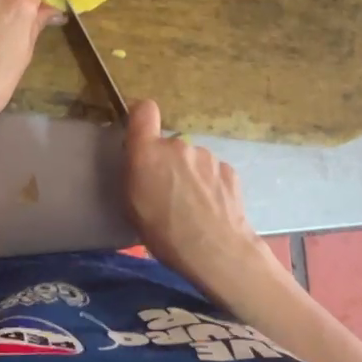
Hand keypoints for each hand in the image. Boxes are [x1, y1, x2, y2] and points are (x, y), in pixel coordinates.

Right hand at [124, 99, 268, 292]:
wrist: (215, 251)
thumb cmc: (163, 232)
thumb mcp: (132, 206)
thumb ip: (136, 174)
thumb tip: (143, 162)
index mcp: (148, 152)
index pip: (144, 110)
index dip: (141, 118)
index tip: (140, 136)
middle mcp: (178, 146)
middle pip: (168, 145)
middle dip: (166, 162)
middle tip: (167, 192)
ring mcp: (207, 156)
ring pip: (192, 159)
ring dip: (189, 174)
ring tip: (192, 206)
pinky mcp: (229, 170)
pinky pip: (212, 172)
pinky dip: (209, 185)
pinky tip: (210, 209)